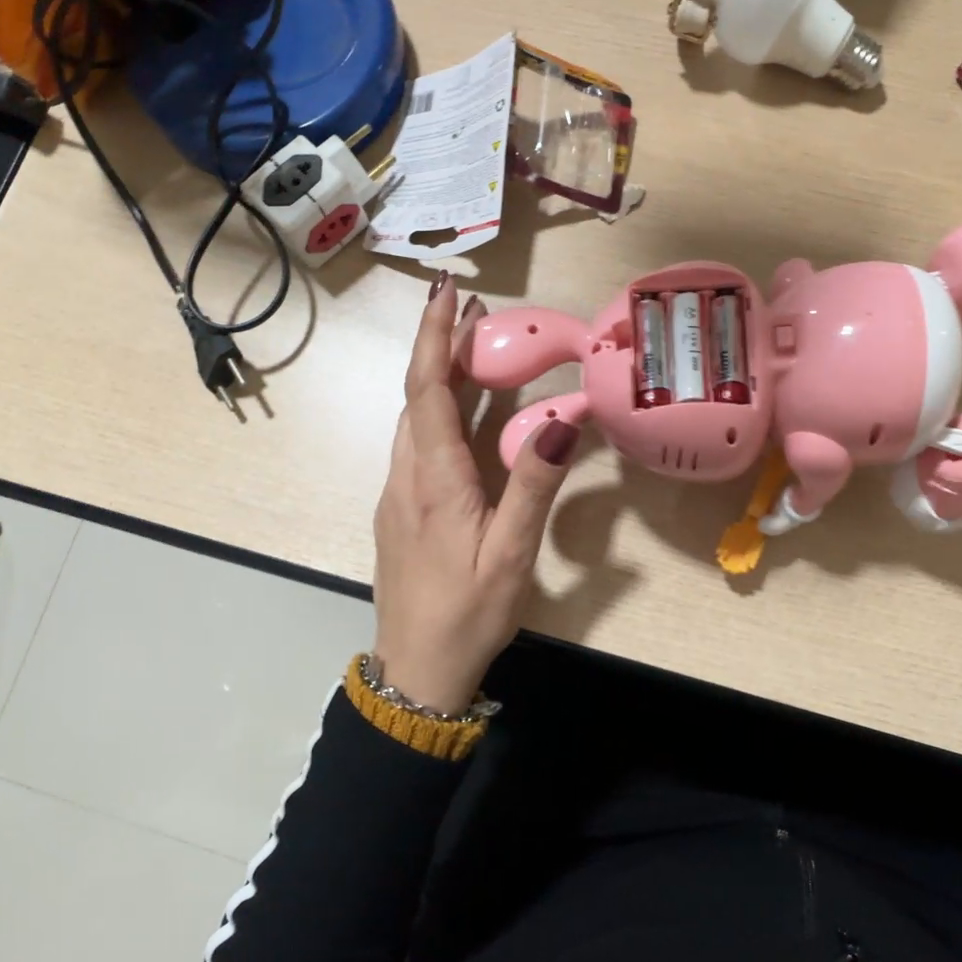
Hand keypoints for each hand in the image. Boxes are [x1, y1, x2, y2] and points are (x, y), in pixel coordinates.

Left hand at [369, 274, 580, 714]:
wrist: (417, 669)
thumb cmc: (467, 615)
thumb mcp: (510, 556)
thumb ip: (534, 487)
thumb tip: (565, 419)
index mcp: (433, 482)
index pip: (427, 391)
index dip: (435, 338)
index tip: (447, 293)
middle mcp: (406, 479)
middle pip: (415, 398)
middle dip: (438, 348)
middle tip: (473, 313)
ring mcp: (396, 497)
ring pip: (411, 423)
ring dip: (436, 380)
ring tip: (471, 354)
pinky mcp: (399, 515)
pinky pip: (414, 449)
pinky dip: (435, 415)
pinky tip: (460, 421)